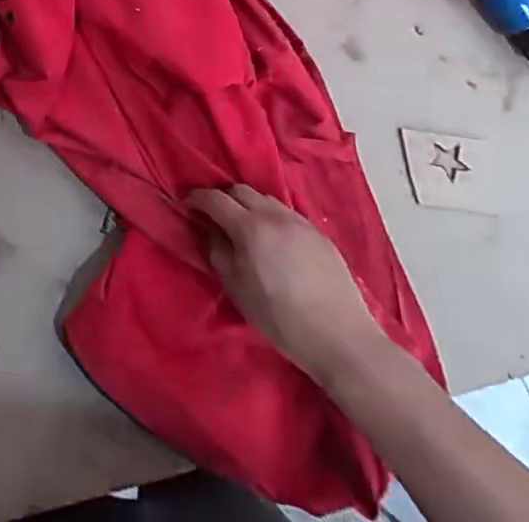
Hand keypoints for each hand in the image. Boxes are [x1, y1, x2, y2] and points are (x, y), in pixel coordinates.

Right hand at [187, 184, 389, 378]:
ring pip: (266, 199)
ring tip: (244, 227)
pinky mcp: (320, 235)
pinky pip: (287, 214)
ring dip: (248, 206)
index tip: (187, 206)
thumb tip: (210, 232)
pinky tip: (273, 241)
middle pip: (241, 190)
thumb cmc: (279, 318)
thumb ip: (218, 252)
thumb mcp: (236, 288)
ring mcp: (301, 223)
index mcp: (250, 228)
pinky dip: (271, 218)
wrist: (341, 338)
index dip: (197, 199)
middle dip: (223, 198)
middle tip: (214, 216)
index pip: (215, 199)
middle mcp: (275, 216)